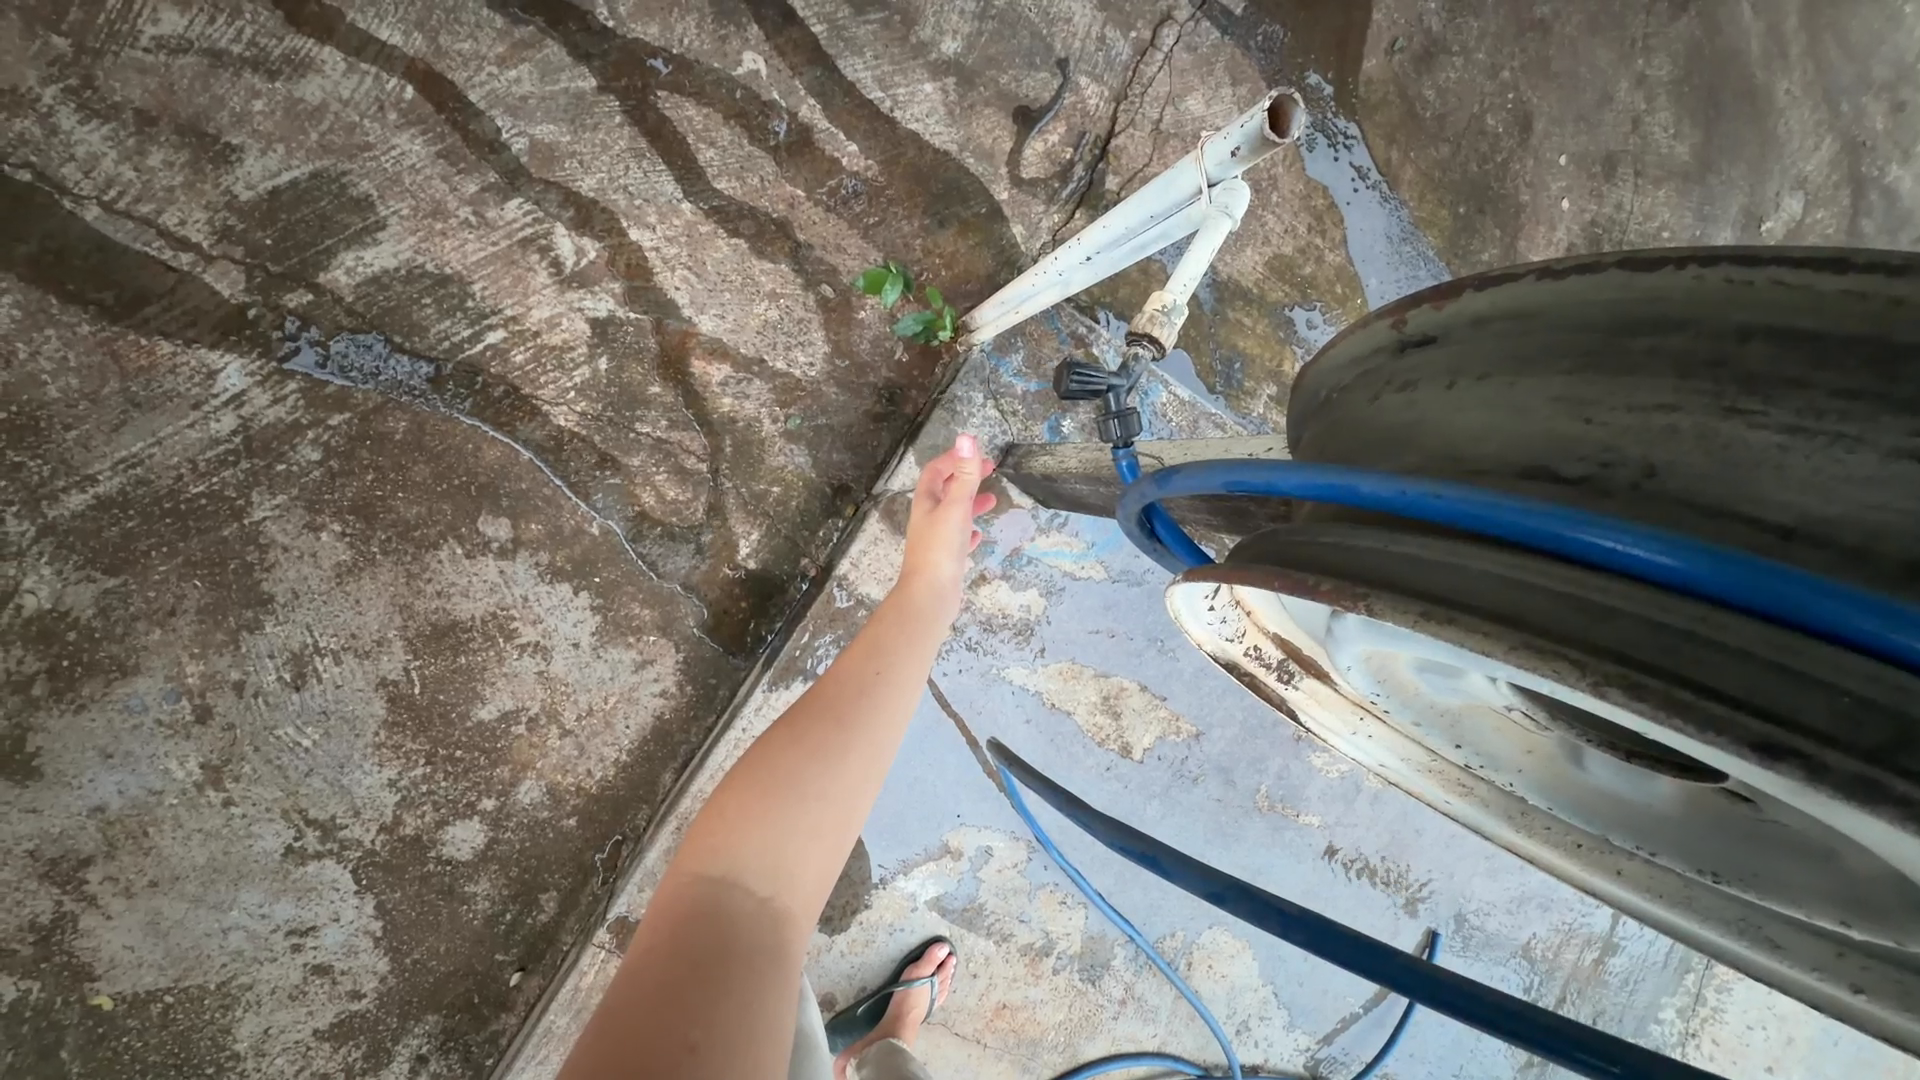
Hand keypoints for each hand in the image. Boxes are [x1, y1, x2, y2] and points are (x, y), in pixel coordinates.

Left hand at [893, 433, 996, 627]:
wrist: (930, 595)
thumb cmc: (941, 548)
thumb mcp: (956, 507)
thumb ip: (964, 475)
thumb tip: (966, 438)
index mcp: (926, 502)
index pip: (936, 471)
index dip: (954, 459)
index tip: (976, 453)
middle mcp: (928, 518)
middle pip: (945, 491)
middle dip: (966, 478)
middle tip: (990, 470)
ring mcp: (935, 540)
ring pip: (953, 515)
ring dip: (971, 504)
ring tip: (993, 500)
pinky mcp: (944, 560)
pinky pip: (957, 540)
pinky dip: (969, 532)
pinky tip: (979, 535)